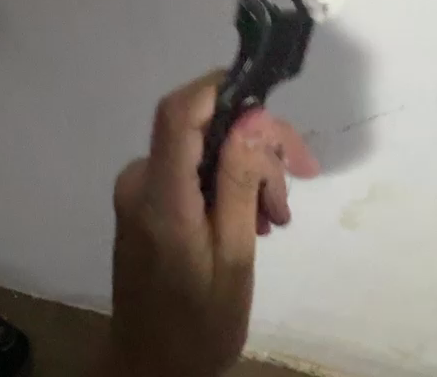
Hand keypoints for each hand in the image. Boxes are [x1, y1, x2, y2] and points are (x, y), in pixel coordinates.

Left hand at [101, 72, 320, 376]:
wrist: (150, 369)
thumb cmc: (198, 325)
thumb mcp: (233, 259)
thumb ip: (238, 184)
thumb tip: (252, 119)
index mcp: (160, 198)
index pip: (178, 113)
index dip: (219, 89)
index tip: (266, 102)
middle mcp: (140, 180)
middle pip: (201, 128)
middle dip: (254, 144)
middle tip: (297, 179)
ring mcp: (139, 189)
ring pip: (202, 148)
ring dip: (245, 168)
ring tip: (276, 215)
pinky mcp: (146, 199)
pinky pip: (191, 168)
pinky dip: (225, 181)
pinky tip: (252, 216)